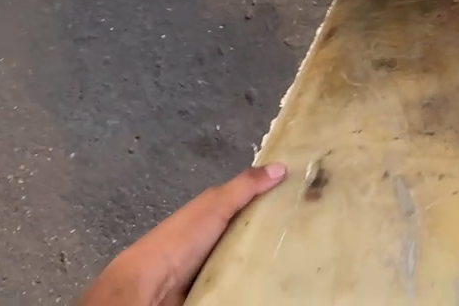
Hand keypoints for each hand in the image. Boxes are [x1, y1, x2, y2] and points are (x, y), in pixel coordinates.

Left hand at [79, 163, 286, 305]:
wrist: (148, 290)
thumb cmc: (181, 239)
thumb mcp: (215, 205)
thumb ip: (245, 186)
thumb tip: (282, 165)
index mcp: (215, 213)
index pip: (251, 202)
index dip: (275, 199)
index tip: (304, 201)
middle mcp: (216, 239)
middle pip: (252, 234)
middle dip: (275, 237)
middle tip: (310, 239)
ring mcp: (215, 268)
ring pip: (249, 262)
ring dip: (266, 266)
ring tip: (299, 266)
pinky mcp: (214, 292)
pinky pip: (241, 287)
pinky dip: (254, 287)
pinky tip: (276, 287)